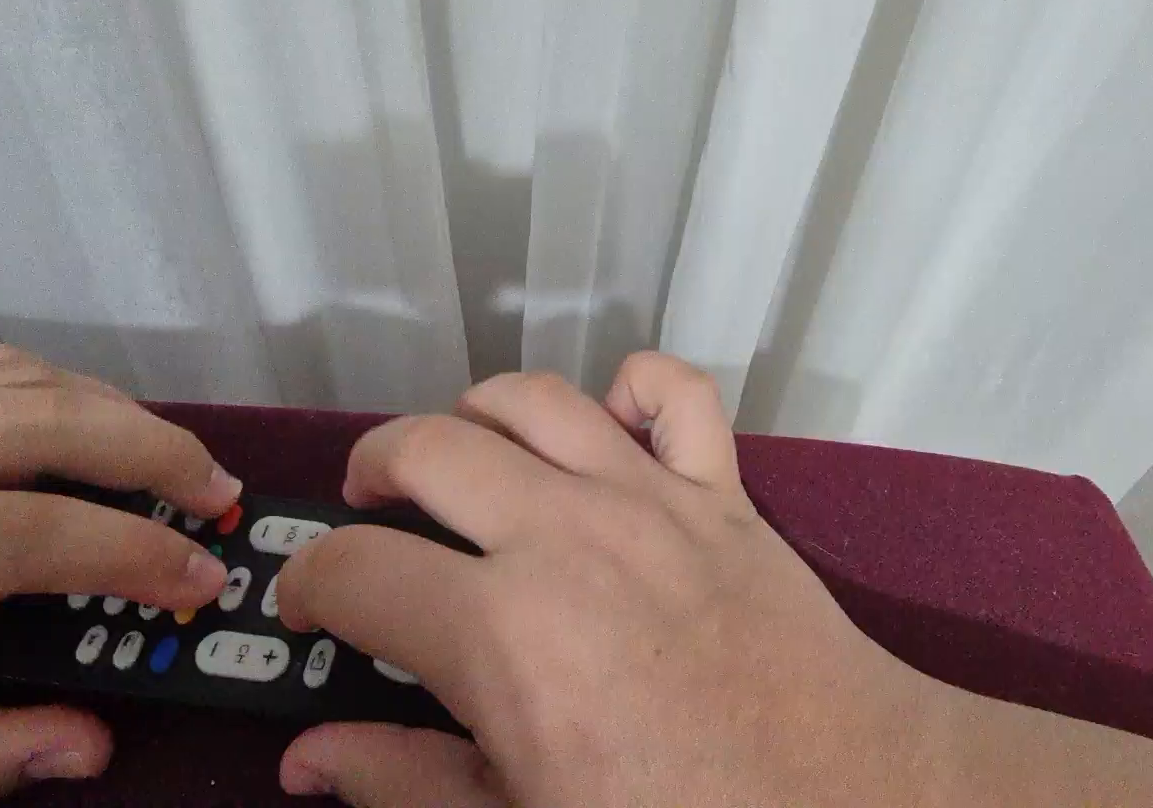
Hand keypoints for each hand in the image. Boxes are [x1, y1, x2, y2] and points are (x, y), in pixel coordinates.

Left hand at [0, 345, 239, 805]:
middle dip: (152, 451)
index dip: (130, 556)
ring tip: (167, 461)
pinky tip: (88, 428)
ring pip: (22, 376)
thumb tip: (91, 742)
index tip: (200, 580)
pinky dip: (63, 388)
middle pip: (38, 420)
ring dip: (117, 413)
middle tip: (218, 493)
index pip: (17, 536)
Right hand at [274, 352, 957, 806]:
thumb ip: (405, 782)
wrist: (843, 803)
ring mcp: (650, 495)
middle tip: (372, 506)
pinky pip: (677, 392)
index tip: (312, 603)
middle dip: (375, 468)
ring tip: (467, 450)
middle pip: (430, 448)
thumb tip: (308, 752)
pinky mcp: (720, 486)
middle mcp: (566, 535)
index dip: (310, 581)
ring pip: (536, 397)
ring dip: (479, 410)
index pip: (357, 571)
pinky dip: (636, 386)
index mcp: (501, 632)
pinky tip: (610, 422)